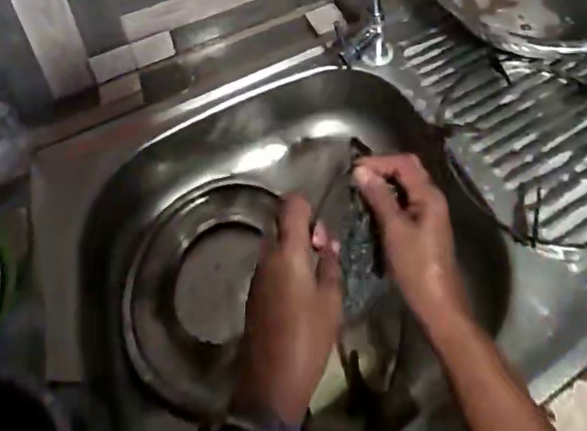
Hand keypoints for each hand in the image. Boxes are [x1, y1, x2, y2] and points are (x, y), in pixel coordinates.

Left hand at [232, 193, 342, 422]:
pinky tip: (300, 291)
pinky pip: (271, 264)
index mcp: (288, 249)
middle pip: (283, 223)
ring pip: (276, 244)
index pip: (292, 204)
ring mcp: (257, 272)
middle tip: (324, 253)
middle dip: (304, 230)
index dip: (308, 206)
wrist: (271, 381)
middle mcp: (267, 253)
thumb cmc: (307, 337)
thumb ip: (331, 264)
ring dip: (294, 249)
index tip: (322, 226)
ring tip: (316, 275)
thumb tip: (327, 243)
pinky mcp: (254, 291)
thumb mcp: (331, 301)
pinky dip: (285, 266)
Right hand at [354, 153, 470, 329]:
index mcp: (429, 195)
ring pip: (406, 185)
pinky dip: (390, 197)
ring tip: (361, 188)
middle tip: (358, 175)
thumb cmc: (416, 267)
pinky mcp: (425, 226)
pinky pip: (406, 201)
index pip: (404, 163)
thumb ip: (379, 197)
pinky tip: (374, 206)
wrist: (439, 306)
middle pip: (407, 170)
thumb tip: (361, 170)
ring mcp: (430, 213)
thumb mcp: (394, 229)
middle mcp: (433, 198)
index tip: (355, 168)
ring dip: (385, 182)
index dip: (379, 161)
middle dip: (382, 168)